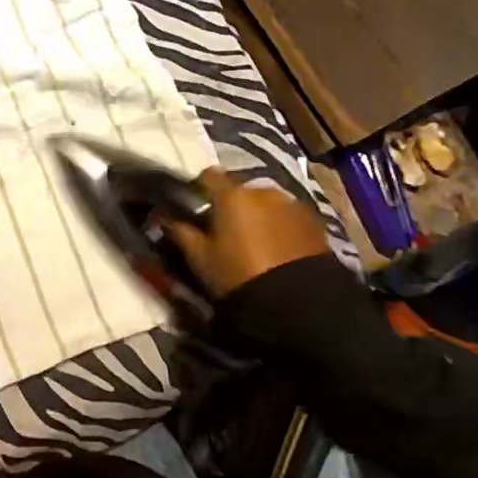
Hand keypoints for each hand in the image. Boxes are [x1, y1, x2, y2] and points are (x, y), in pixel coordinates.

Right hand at [164, 168, 328, 296]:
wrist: (297, 300)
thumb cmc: (239, 276)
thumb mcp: (201, 259)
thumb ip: (181, 233)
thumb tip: (165, 217)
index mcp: (232, 196)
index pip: (209, 176)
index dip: (199, 187)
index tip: (195, 204)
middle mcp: (263, 190)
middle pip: (240, 190)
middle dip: (232, 205)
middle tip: (227, 231)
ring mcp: (291, 203)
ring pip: (265, 202)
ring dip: (258, 214)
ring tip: (256, 242)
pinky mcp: (313, 220)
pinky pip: (287, 215)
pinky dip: (279, 225)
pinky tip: (278, 248)